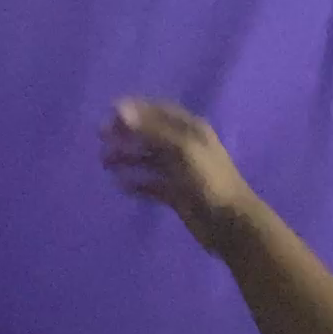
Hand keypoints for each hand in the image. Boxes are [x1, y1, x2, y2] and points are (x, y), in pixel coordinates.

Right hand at [102, 98, 263, 255]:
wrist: (231, 224)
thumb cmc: (209, 180)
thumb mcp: (181, 149)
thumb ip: (151, 130)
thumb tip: (120, 108)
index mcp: (190, 129)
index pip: (158, 111)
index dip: (135, 110)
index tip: (109, 113)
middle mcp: (184, 146)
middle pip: (150, 134)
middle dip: (126, 134)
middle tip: (101, 137)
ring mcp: (180, 171)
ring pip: (148, 159)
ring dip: (127, 157)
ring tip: (105, 162)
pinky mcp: (176, 194)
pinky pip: (152, 184)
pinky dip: (136, 182)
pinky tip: (121, 185)